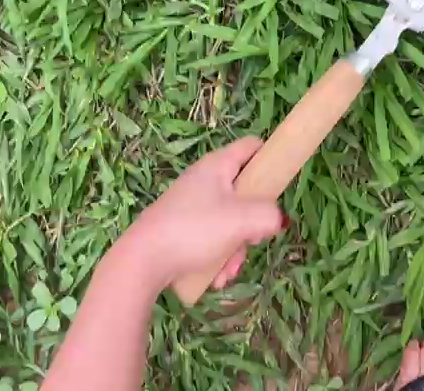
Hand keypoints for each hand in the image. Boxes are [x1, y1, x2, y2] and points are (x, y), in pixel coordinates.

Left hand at [111, 137, 285, 293]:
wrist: (143, 260)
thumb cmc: (194, 230)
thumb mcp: (240, 220)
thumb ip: (268, 214)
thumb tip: (278, 218)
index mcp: (218, 165)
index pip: (252, 147)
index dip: (271, 160)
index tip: (280, 187)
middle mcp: (205, 180)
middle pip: (244, 193)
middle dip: (253, 223)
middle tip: (252, 240)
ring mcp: (192, 205)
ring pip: (230, 222)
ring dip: (235, 249)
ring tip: (227, 270)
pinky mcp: (183, 228)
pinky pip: (212, 239)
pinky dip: (217, 258)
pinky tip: (214, 277)